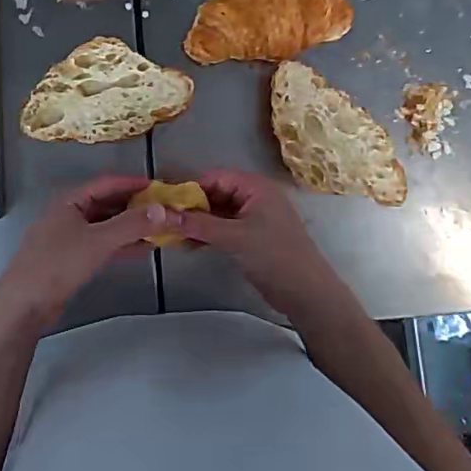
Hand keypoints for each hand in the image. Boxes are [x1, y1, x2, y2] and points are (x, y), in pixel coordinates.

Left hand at [0, 175, 169, 339]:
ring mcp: (67, 238)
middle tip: (166, 210)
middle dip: (136, 206)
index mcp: (68, 201)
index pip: (106, 184)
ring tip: (161, 229)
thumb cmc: (57, 264)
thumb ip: (131, 224)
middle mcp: (67, 215)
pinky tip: (143, 248)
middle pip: (106, 204)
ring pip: (105, 226)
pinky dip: (121, 244)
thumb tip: (164, 210)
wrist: (25, 301)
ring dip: (131, 227)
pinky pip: (101, 245)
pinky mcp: (70, 259)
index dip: (134, 183)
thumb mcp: (97, 240)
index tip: (162, 187)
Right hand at [178, 169, 336, 310]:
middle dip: (191, 207)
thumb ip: (198, 224)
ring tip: (172, 233)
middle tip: (166, 219)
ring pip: (216, 213)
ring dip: (196, 222)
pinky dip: (205, 234)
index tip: (167, 202)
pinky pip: (221, 228)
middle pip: (214, 194)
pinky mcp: (250, 237)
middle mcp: (254, 198)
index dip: (190, 188)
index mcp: (256, 188)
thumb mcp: (233, 237)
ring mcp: (253, 218)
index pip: (215, 178)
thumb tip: (164, 214)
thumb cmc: (274, 256)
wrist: (306, 292)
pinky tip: (187, 244)